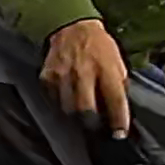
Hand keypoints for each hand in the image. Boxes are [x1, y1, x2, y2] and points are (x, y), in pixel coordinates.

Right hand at [41, 18, 130, 137]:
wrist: (73, 29)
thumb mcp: (117, 63)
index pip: (114, 100)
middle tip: (94, 128)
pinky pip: (53, 99)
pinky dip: (60, 103)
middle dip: (91, 123)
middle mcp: (83, 74)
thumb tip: (117, 109)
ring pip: (66, 108)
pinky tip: (66, 99)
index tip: (118, 134)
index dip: (117, 120)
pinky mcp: (47, 77)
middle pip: (85, 109)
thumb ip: (117, 85)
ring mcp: (62, 76)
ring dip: (74, 116)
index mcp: (106, 69)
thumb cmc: (99, 48)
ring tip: (80, 116)